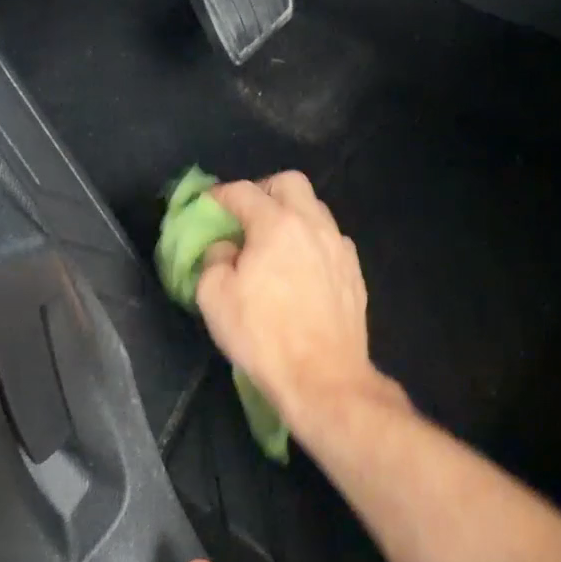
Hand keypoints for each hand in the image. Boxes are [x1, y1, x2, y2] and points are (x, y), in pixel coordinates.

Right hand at [196, 171, 405, 433]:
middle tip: (244, 215)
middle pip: (290, 183)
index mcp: (276, 225)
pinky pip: (330, 239)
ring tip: (271, 242)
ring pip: (315, 209)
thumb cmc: (262, 335)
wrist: (322, 378)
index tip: (206, 205)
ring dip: (290, 215)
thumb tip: (225, 249)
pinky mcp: (354, 273)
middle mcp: (313, 226)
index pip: (243, 191)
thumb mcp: (214, 297)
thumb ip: (214, 260)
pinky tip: (298, 268)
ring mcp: (339, 248)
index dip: (219, 195)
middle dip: (263, 190)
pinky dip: (309, 241)